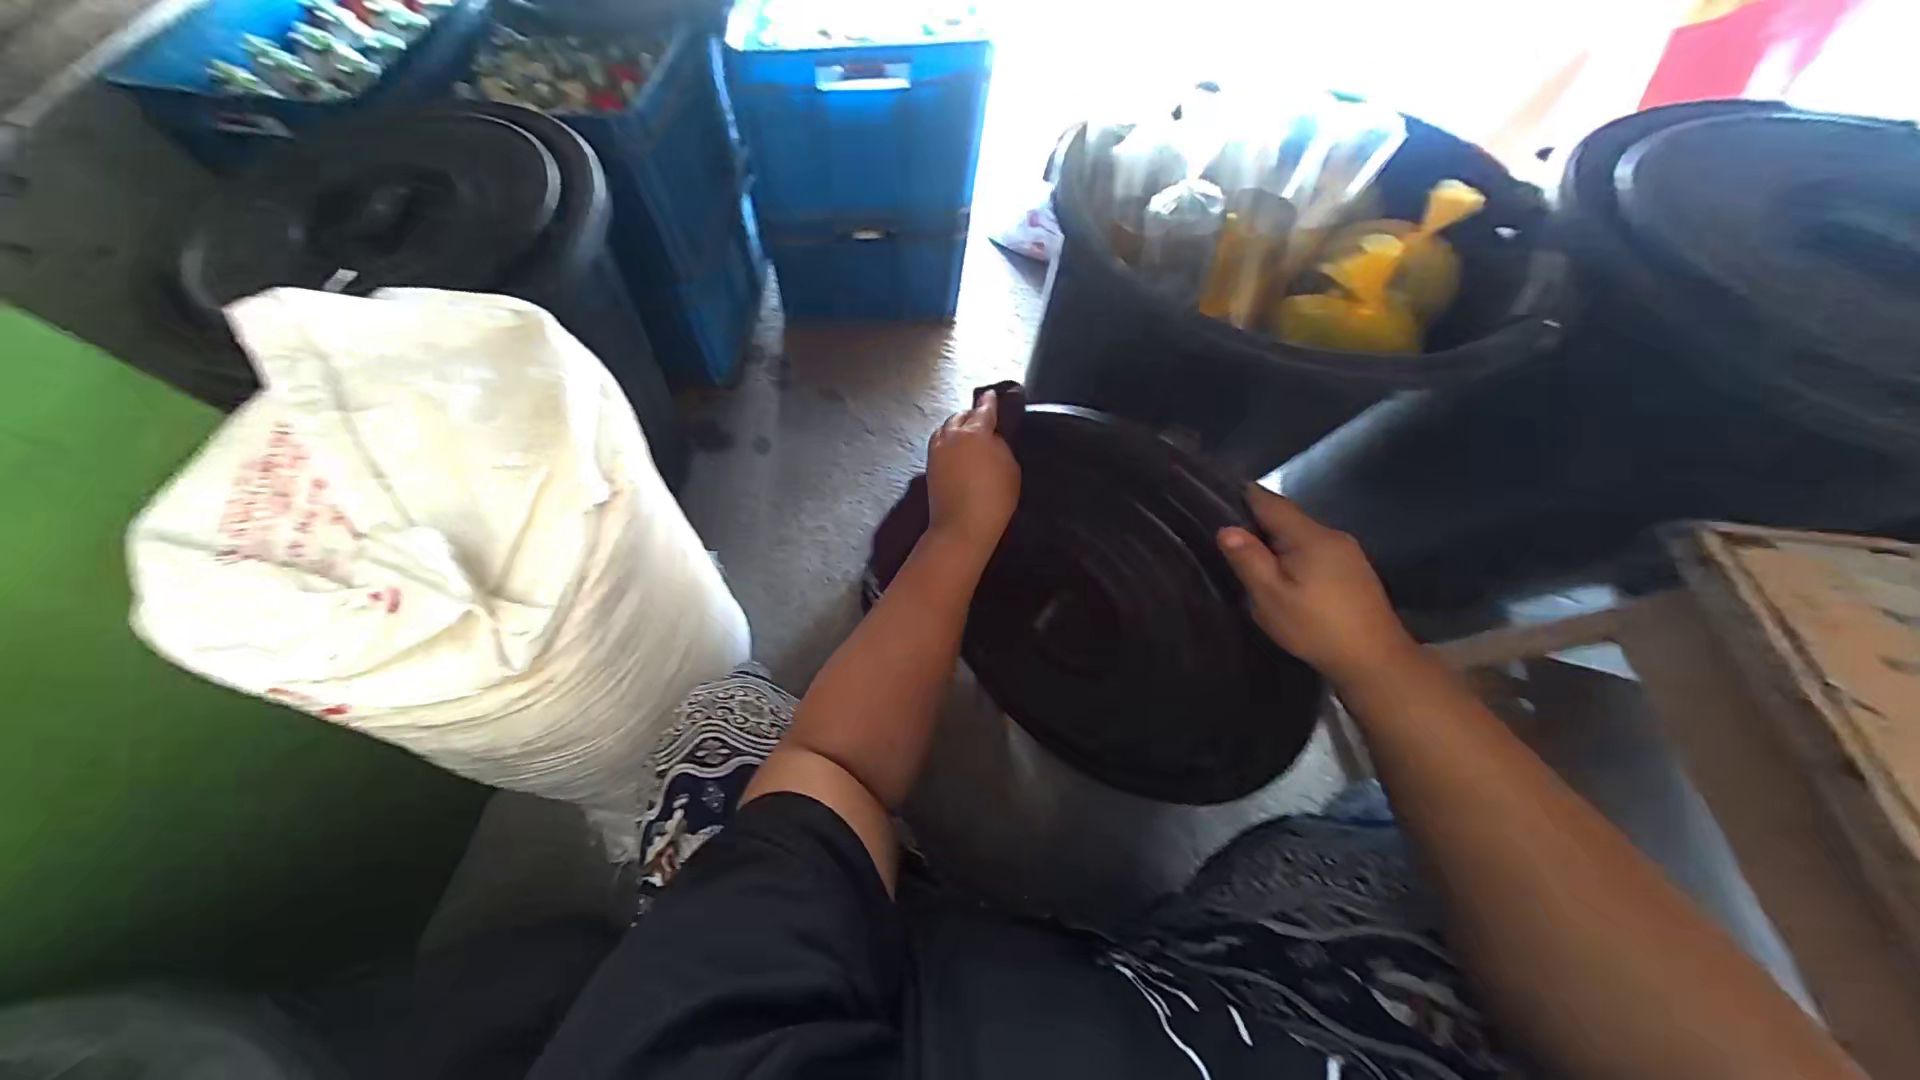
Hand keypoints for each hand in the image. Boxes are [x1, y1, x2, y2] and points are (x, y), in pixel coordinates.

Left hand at [926, 390, 1019, 555]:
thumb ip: (1000, 446)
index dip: (989, 401)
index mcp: (975, 431)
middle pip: (961, 416)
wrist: (962, 526)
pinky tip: (955, 448)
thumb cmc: (995, 498)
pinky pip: (939, 442)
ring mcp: (937, 450)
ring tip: (967, 433)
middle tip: (982, 419)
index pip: (984, 409)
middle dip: (972, 414)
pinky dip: (948, 440)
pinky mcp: (930, 466)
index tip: (991, 394)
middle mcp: (952, 435)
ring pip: (946, 428)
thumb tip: (991, 438)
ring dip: (957, 426)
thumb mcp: (1010, 468)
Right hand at [1217, 485, 1422, 686]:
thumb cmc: (1316, 627)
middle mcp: (1332, 535)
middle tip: (1228, 533)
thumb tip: (1226, 529)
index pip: (1272, 503)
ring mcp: (1348, 552)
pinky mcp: (1354, 571)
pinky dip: (1294, 553)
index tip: (1220, 495)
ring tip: (1251, 555)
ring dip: (1277, 540)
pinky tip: (1285, 573)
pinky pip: (1315, 549)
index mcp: (1309, 537)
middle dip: (1259, 521)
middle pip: (1288, 518)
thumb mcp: (1271, 597)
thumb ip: (1248, 560)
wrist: (1375, 661)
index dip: (1246, 496)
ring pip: (1302, 535)